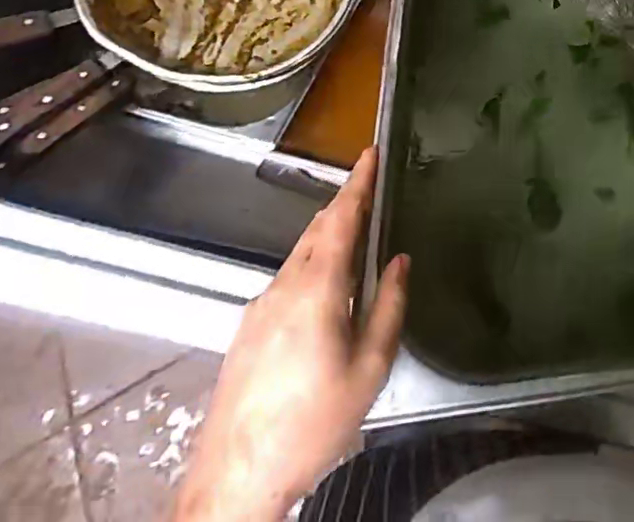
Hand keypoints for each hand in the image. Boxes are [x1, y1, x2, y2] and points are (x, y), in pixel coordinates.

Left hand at [175, 148, 408, 521]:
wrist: (235, 480)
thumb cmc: (314, 422)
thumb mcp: (371, 366)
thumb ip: (389, 306)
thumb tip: (398, 261)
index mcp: (316, 292)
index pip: (339, 222)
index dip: (357, 185)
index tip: (369, 154)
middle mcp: (282, 291)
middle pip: (315, 232)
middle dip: (342, 202)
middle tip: (368, 183)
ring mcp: (258, 311)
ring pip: (299, 255)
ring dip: (327, 232)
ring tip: (355, 225)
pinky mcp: (247, 332)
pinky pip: (287, 279)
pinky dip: (312, 260)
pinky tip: (327, 280)